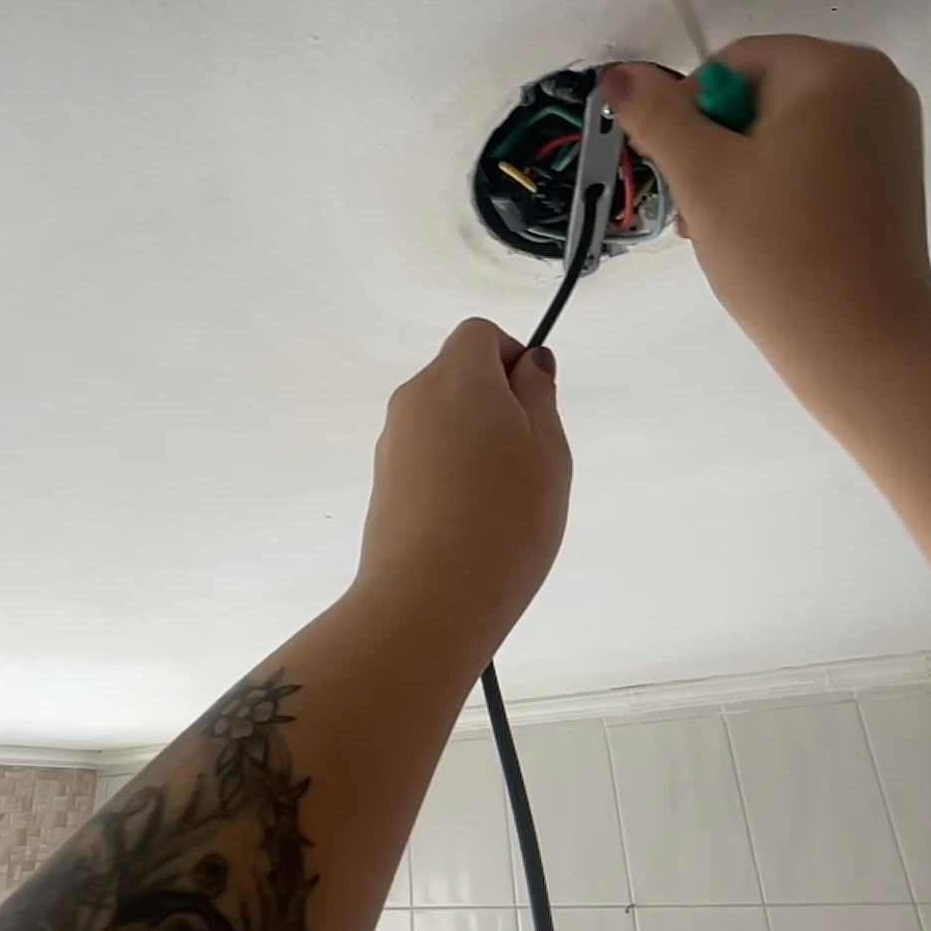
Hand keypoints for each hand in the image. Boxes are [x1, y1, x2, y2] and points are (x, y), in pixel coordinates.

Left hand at [356, 319, 570, 636]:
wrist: (432, 596)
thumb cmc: (507, 517)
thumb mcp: (548, 450)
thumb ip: (539, 395)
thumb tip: (528, 362)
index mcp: (456, 378)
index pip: (478, 335)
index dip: (511, 357)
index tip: (534, 404)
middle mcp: (413, 400)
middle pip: (457, 377)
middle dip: (494, 402)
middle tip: (526, 458)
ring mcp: (392, 444)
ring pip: (441, 420)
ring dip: (471, 439)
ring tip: (499, 498)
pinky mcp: (382, 484)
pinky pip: (424, 457)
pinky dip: (448, 470)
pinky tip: (469, 517)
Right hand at [603, 36, 930, 369]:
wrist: (856, 342)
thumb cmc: (778, 254)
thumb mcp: (703, 179)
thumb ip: (657, 119)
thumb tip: (617, 75)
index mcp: (836, 70)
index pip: (730, 65)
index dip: (688, 118)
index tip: (680, 179)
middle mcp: (875, 88)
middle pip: (756, 99)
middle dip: (713, 153)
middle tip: (700, 215)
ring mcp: (886, 138)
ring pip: (779, 137)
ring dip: (736, 178)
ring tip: (725, 234)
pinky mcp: (884, 182)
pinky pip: (809, 166)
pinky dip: (773, 194)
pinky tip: (760, 239)